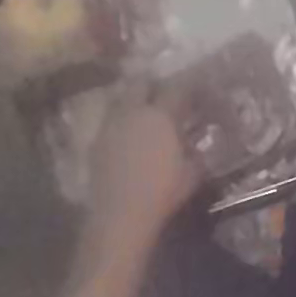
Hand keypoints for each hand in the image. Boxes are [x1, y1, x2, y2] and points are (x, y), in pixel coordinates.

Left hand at [84, 96, 199, 249]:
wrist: (121, 213)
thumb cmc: (163, 192)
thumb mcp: (193, 174)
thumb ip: (197, 154)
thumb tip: (198, 144)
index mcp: (162, 116)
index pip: (177, 88)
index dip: (188, 87)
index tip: (196, 91)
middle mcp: (134, 112)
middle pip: (141, 83)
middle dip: (154, 86)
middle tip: (166, 97)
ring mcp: (111, 124)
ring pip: (122, 99)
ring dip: (135, 101)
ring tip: (146, 115)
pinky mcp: (97, 140)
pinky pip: (111, 121)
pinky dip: (122, 122)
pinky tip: (129, 138)